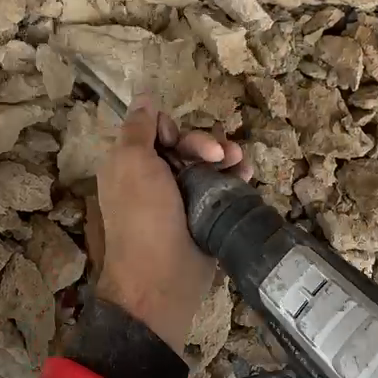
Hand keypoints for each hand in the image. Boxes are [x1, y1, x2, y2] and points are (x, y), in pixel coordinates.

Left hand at [92, 104, 252, 349]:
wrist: (161, 281)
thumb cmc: (143, 216)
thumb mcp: (132, 162)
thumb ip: (138, 128)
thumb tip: (143, 97)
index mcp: (130, 163)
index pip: (156, 130)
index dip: (171, 130)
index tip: (176, 142)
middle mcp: (154, 177)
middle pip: (185, 144)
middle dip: (204, 143)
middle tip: (219, 154)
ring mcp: (181, 198)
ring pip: (207, 164)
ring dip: (226, 156)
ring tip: (242, 162)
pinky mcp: (205, 216)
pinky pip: (221, 187)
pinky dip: (235, 177)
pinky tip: (247, 174)